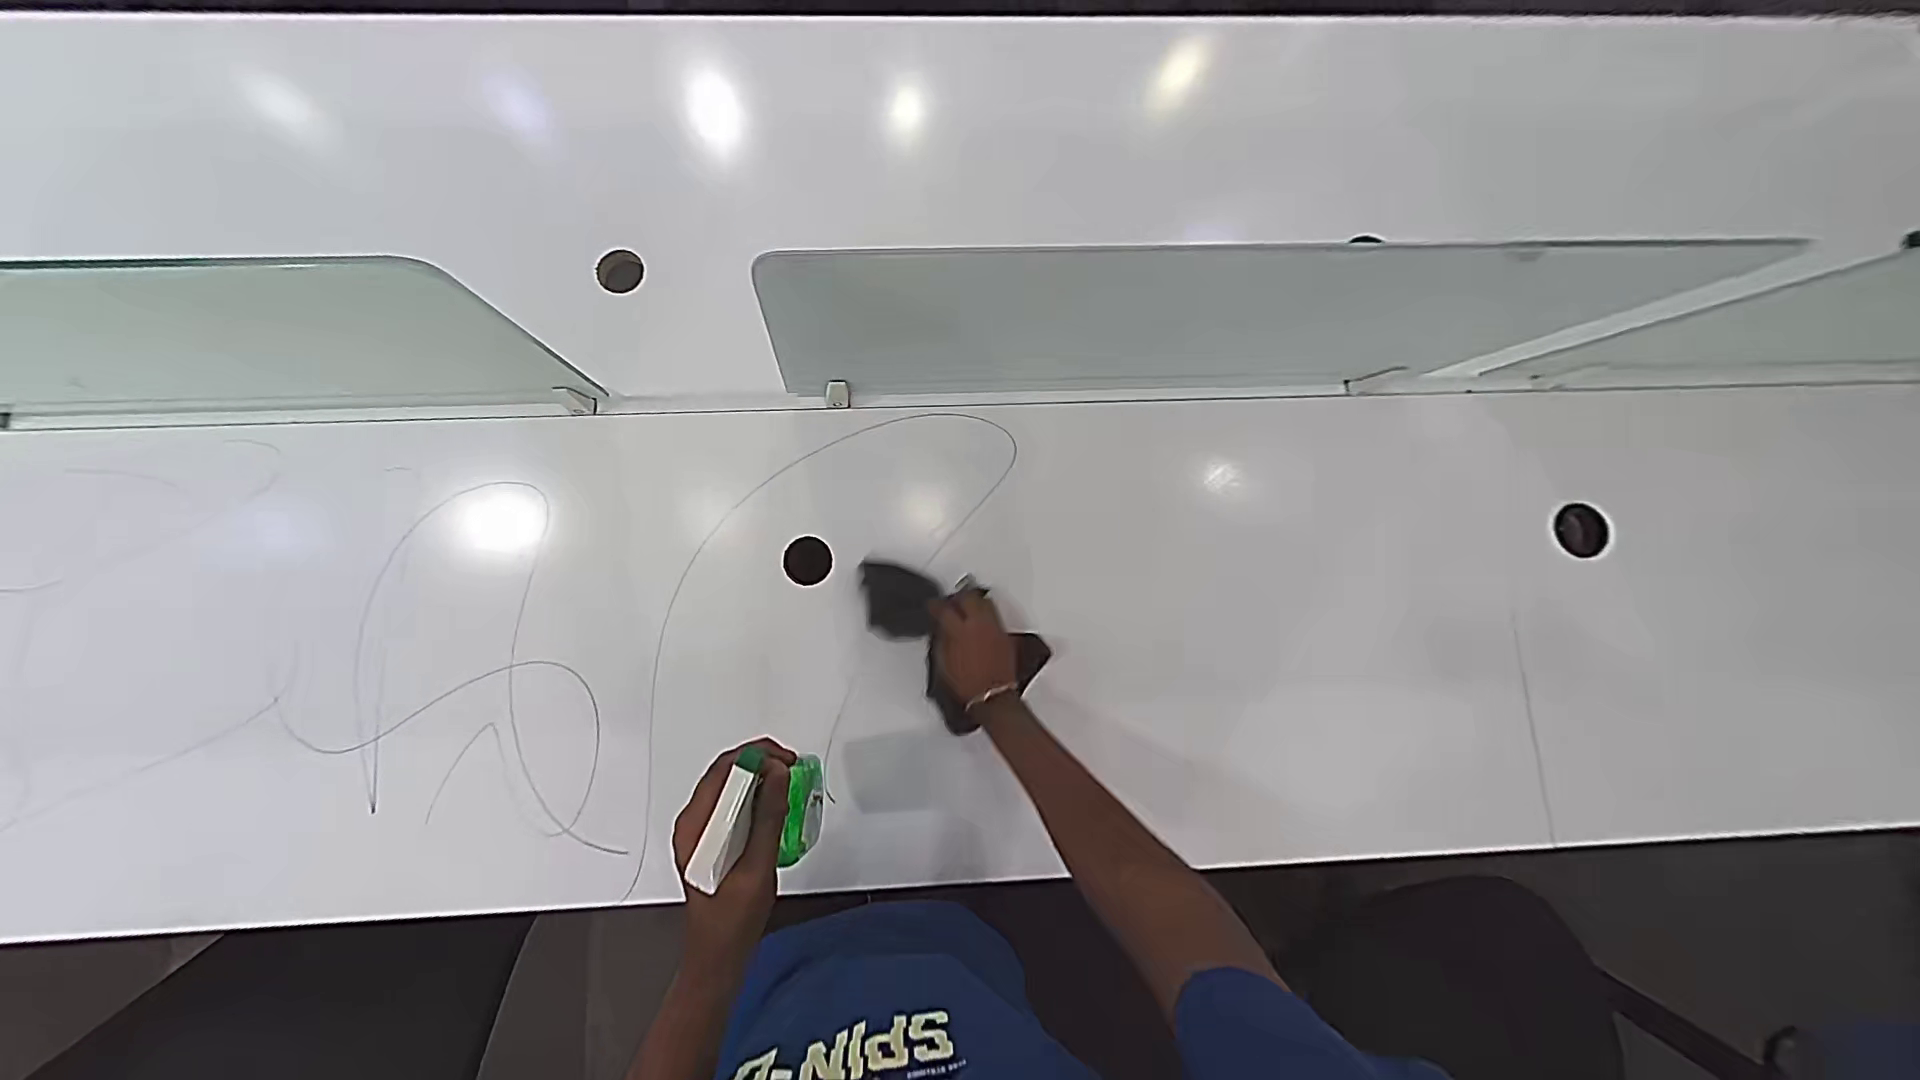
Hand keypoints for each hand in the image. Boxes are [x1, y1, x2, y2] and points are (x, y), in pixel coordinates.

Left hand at [672, 738, 795, 960]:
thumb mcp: (758, 866)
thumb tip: (778, 772)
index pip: (724, 769)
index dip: (757, 755)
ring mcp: (700, 829)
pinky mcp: (711, 837)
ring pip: (730, 784)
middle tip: (792, 767)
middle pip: (726, 771)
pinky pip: (733, 801)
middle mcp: (692, 822)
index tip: (787, 761)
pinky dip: (756, 792)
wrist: (717, 954)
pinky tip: (776, 801)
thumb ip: (768, 816)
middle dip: (761, 761)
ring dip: (760, 775)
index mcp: (696, 827)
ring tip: (789, 780)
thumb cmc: (735, 918)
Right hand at [928, 589, 1019, 704]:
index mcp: (958, 631)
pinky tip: (980, 618)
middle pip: (967, 596)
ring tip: (966, 605)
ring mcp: (993, 627)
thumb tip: (940, 627)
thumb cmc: (968, 685)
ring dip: (973, 600)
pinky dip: (985, 611)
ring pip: (984, 601)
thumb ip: (941, 639)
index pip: (943, 608)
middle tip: (950, 602)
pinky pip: (994, 614)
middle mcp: (977, 625)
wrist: (992, 696)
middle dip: (956, 597)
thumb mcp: (943, 663)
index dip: (935, 604)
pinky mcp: (1004, 633)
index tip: (932, 605)